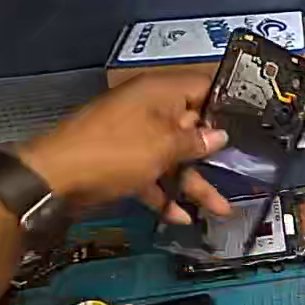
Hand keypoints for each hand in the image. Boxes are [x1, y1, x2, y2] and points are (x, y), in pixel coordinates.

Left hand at [16, 72, 231, 223]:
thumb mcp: (163, 146)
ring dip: (194, 183)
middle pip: (192, 127)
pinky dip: (165, 194)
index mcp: (160, 92)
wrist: (54, 179)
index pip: (203, 86)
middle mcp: (150, 110)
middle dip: (215, 152)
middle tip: (244, 170)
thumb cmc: (115, 152)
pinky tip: (181, 218)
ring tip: (221, 209)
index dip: (227, 103)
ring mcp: (135, 137)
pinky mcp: (123, 162)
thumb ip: (196, 142)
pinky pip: (153, 174)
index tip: (251, 123)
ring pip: (174, 156)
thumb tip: (220, 135)